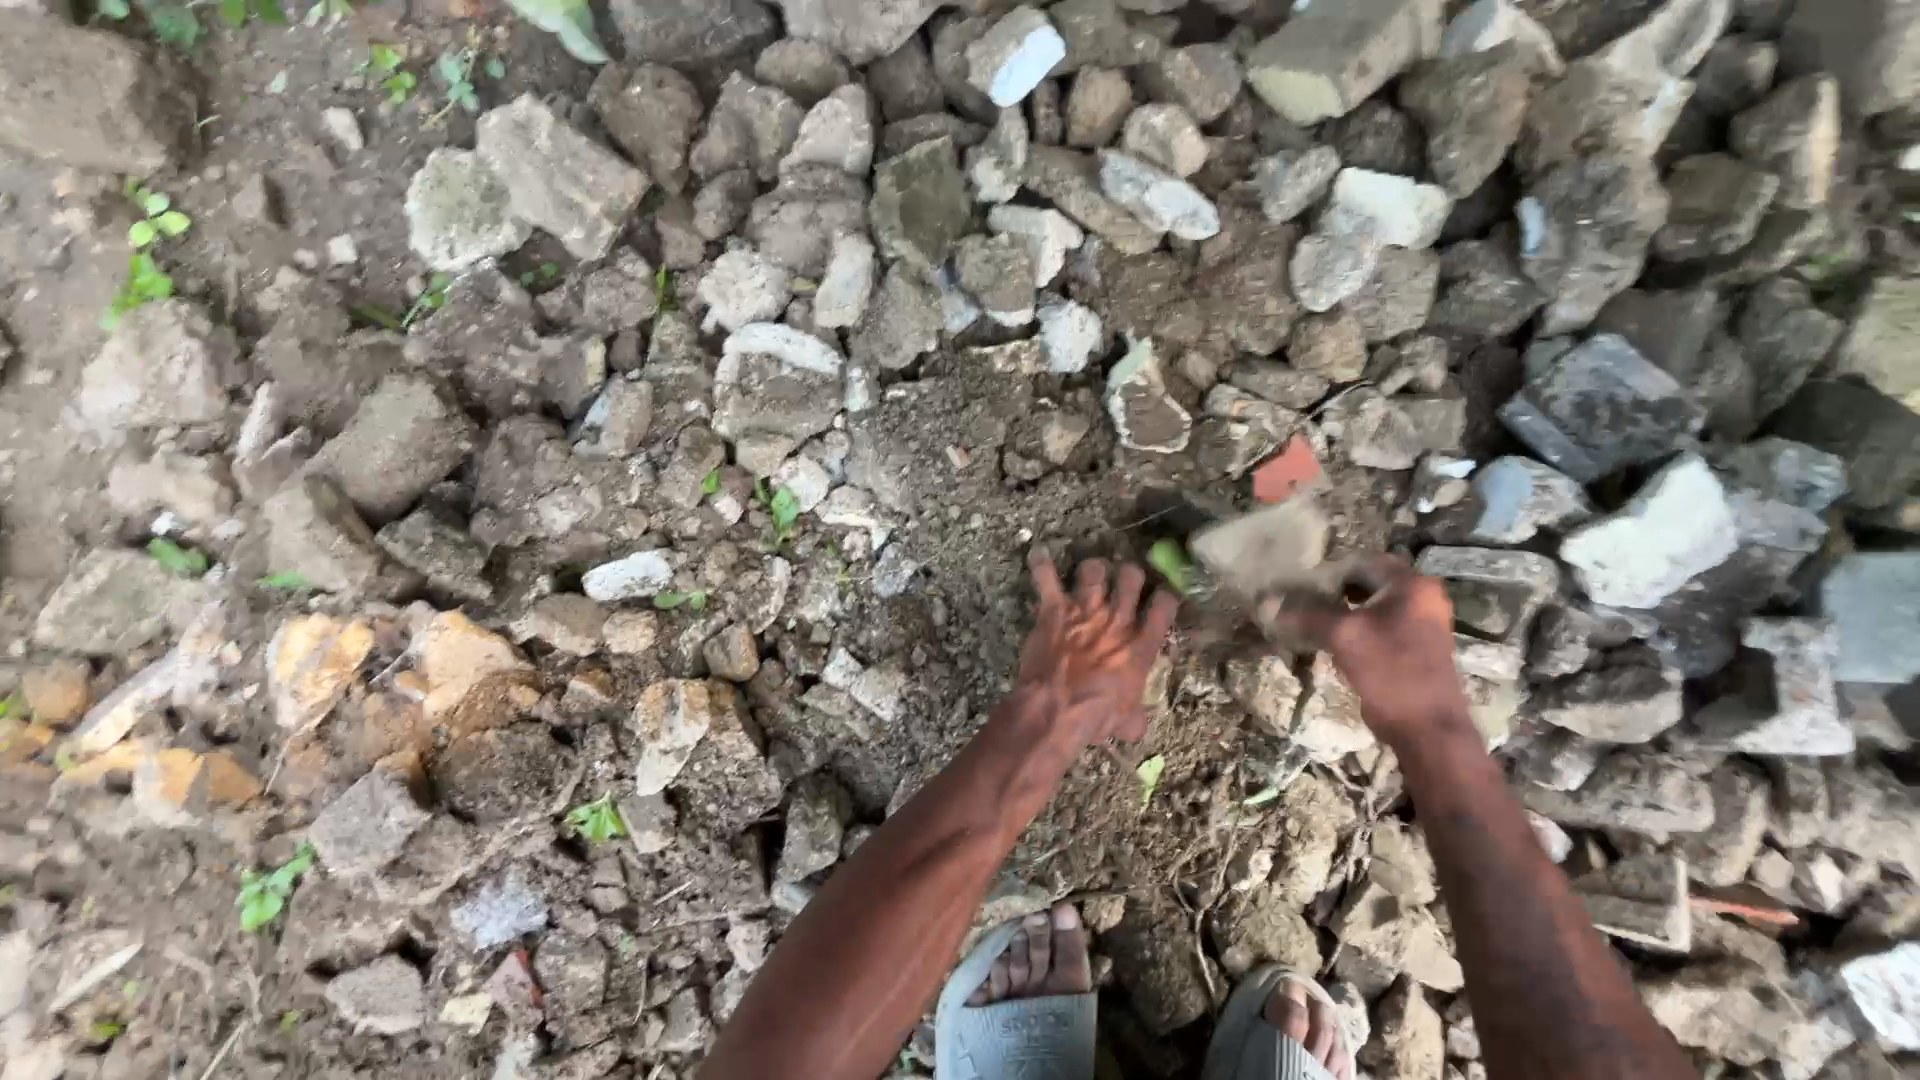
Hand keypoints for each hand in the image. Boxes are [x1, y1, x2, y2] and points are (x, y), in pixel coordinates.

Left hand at [1014, 550, 1179, 744]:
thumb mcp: (1126, 722)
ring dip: (1093, 568)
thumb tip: (1136, 725)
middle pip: (1131, 577)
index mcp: (1140, 645)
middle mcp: (1116, 620)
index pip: (1164, 606)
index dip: (1165, 596)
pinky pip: (1047, 579)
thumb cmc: (1094, 717)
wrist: (1055, 708)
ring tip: (1090, 573)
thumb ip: (1135, 717)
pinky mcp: (1054, 610)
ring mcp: (1084, 611)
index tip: (1161, 597)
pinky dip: (1041, 565)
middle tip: (1124, 580)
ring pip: (1094, 570)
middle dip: (1129, 574)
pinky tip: (1039, 555)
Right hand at [1262, 555, 1469, 749]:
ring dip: (1338, 611)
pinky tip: (1327, 641)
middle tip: (1299, 602)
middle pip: (1365, 582)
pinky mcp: (1412, 646)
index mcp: (1412, 585)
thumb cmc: (1390, 671)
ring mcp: (1419, 623)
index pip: (1361, 562)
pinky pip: (1376, 626)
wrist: (1427, 728)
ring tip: (1307, 621)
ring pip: (1368, 605)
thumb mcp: (1343, 636)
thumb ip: (1306, 613)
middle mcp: (1421, 597)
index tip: (1298, 586)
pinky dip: (1352, 628)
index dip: (1328, 571)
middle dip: (1331, 592)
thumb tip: (1268, 600)